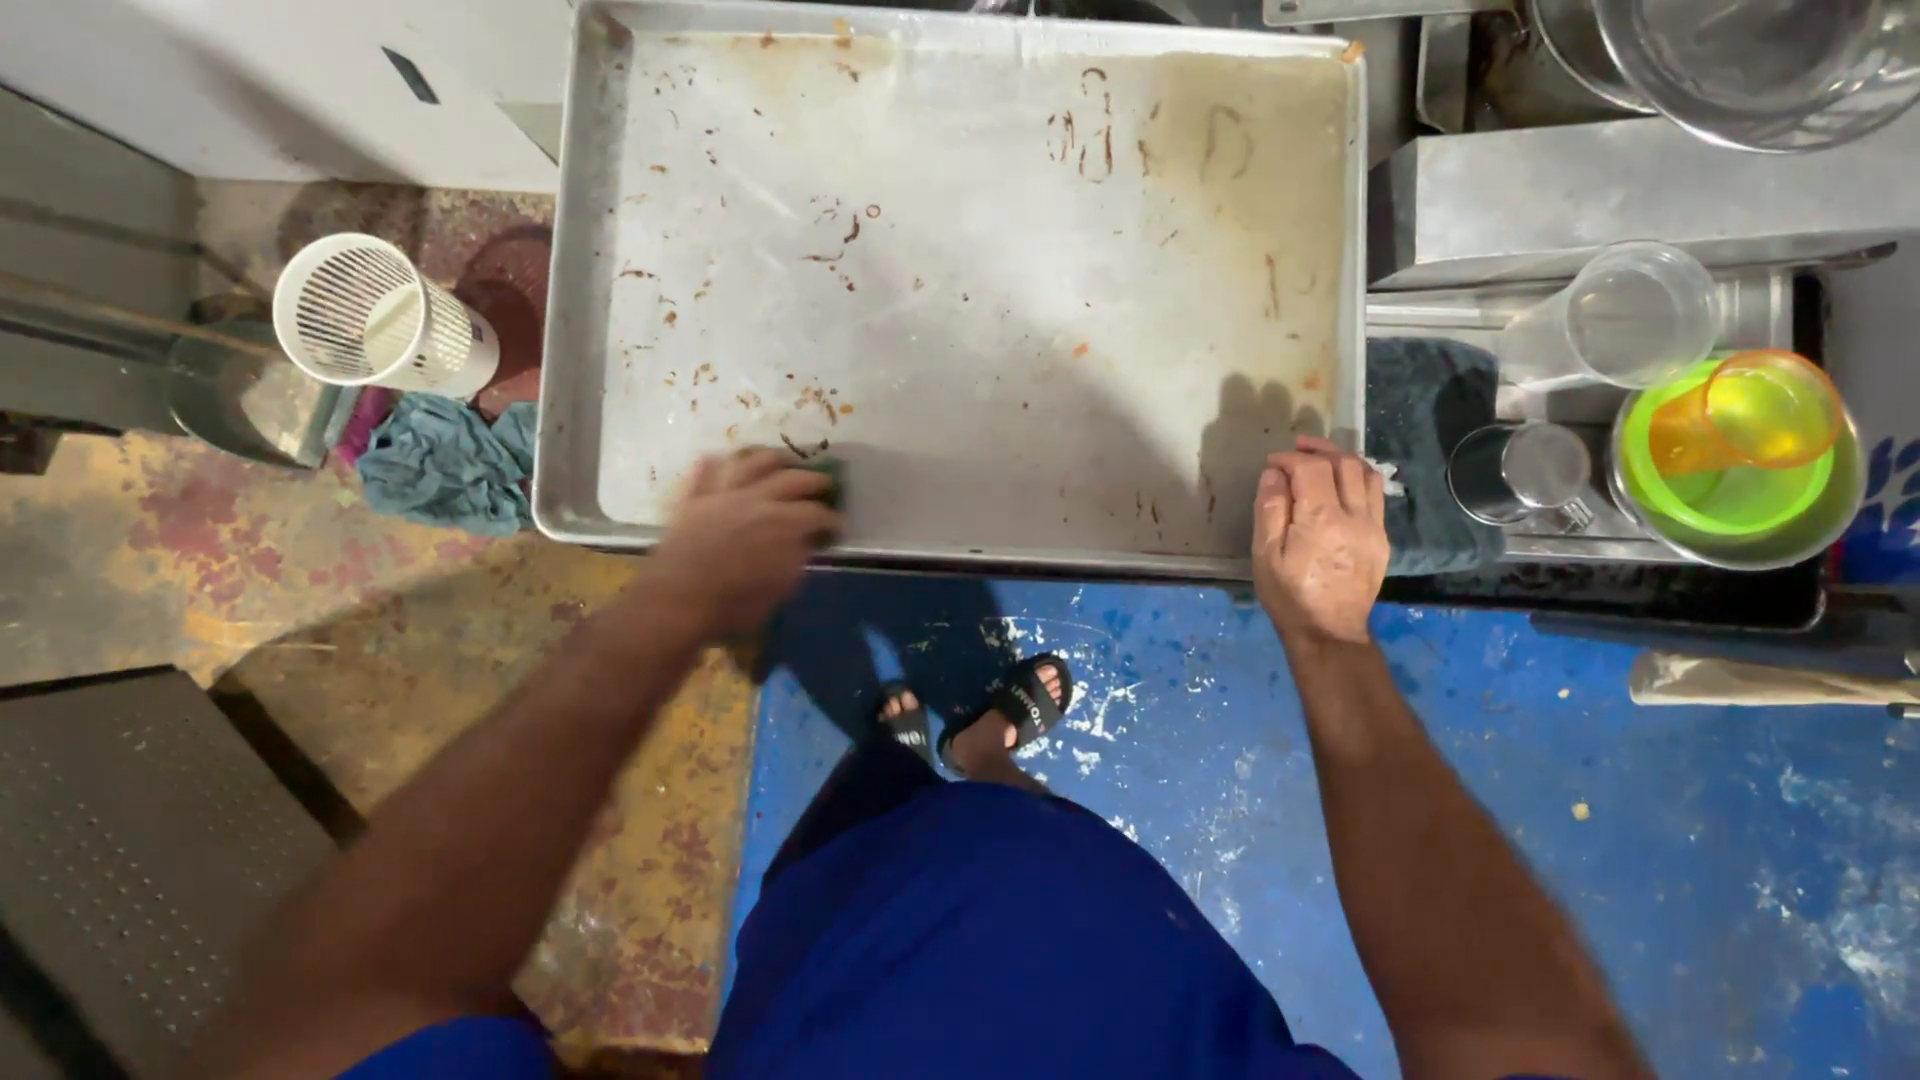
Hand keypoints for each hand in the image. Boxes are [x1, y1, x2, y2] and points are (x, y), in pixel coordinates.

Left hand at [647, 448, 843, 639]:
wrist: (674, 603)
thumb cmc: (732, 605)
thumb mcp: (778, 590)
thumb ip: (795, 561)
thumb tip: (803, 543)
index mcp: (781, 523)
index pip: (815, 513)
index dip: (830, 518)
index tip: (838, 524)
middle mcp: (754, 499)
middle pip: (790, 479)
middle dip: (812, 479)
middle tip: (824, 481)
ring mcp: (719, 496)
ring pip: (748, 463)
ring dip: (768, 458)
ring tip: (780, 459)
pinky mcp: (690, 502)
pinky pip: (701, 473)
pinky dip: (712, 464)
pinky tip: (718, 460)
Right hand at [1252, 435, 1388, 646]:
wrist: (1329, 631)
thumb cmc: (1289, 595)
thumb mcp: (1265, 554)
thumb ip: (1270, 509)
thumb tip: (1274, 475)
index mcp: (1321, 519)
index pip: (1310, 468)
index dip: (1289, 458)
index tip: (1272, 463)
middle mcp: (1354, 516)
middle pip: (1344, 463)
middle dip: (1319, 449)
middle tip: (1297, 449)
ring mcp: (1373, 526)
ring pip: (1366, 475)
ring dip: (1343, 459)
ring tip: (1322, 459)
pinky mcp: (1381, 539)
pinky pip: (1375, 496)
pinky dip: (1358, 479)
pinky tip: (1341, 484)